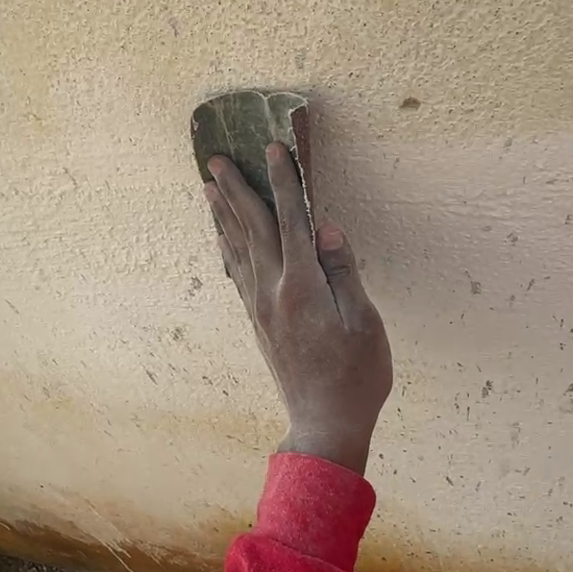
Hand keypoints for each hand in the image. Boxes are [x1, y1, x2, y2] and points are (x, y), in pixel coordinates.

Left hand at [203, 144, 392, 474]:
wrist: (325, 423)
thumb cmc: (355, 376)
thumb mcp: (364, 322)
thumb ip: (344, 271)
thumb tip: (326, 227)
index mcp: (303, 286)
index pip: (291, 220)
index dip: (283, 181)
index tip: (273, 147)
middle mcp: (273, 291)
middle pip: (252, 228)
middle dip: (235, 189)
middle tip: (214, 159)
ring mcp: (260, 308)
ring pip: (237, 249)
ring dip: (223, 215)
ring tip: (208, 188)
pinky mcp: (258, 322)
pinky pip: (237, 273)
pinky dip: (227, 248)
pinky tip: (223, 238)